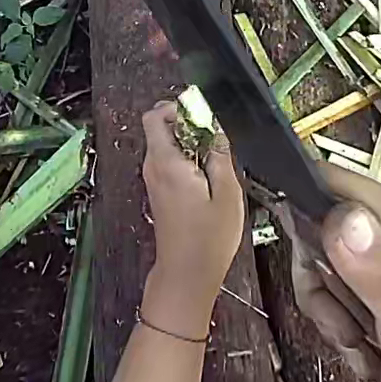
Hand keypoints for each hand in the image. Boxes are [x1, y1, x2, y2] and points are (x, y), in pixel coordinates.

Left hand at [139, 101, 244, 336]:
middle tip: (215, 136)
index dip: (176, 107)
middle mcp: (153, 167)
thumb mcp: (227, 193)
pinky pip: (167, 161)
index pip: (155, 117)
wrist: (187, 274)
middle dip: (186, 123)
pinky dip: (185, 157)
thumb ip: (220, 156)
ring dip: (188, 141)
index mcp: (167, 162)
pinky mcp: (159, 191)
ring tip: (215, 156)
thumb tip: (216, 130)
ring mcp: (153, 179)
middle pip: (160, 128)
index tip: (203, 115)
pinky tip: (207, 173)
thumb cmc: (208, 238)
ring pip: (165, 144)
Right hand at [293, 163, 380, 381]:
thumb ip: (375, 270)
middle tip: (347, 330)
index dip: (299, 215)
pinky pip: (354, 290)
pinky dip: (354, 325)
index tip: (309, 270)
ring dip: (337, 313)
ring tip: (370, 350)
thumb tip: (334, 214)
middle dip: (320, 283)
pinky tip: (380, 353)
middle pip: (321, 228)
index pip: (326, 181)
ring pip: (332, 265)